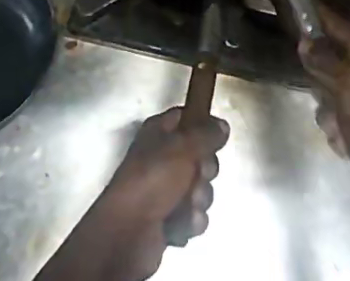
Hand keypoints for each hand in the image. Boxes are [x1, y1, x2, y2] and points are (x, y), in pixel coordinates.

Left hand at [38, 107, 229, 280]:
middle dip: (205, 172)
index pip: (187, 117)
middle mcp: (162, 156)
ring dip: (198, 201)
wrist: (128, 231)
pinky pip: (194, 215)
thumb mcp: (183, 148)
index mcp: (159, 131)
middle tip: (197, 176)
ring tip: (185, 207)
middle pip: (200, 156)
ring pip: (200, 189)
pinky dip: (189, 222)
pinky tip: (178, 225)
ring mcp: (165, 188)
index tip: (217, 138)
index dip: (204, 126)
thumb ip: (206, 134)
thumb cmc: (153, 179)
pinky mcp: (169, 217)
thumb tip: (222, 125)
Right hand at [301, 8, 349, 193]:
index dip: (312, 13)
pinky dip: (339, 133)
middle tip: (321, 88)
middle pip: (321, 62)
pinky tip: (347, 140)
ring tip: (339, 123)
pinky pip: (334, 121)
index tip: (291, 7)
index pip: (331, 22)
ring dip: (329, 113)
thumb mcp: (349, 78)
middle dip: (317, 80)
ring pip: (324, 96)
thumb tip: (302, 41)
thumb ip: (322, 60)